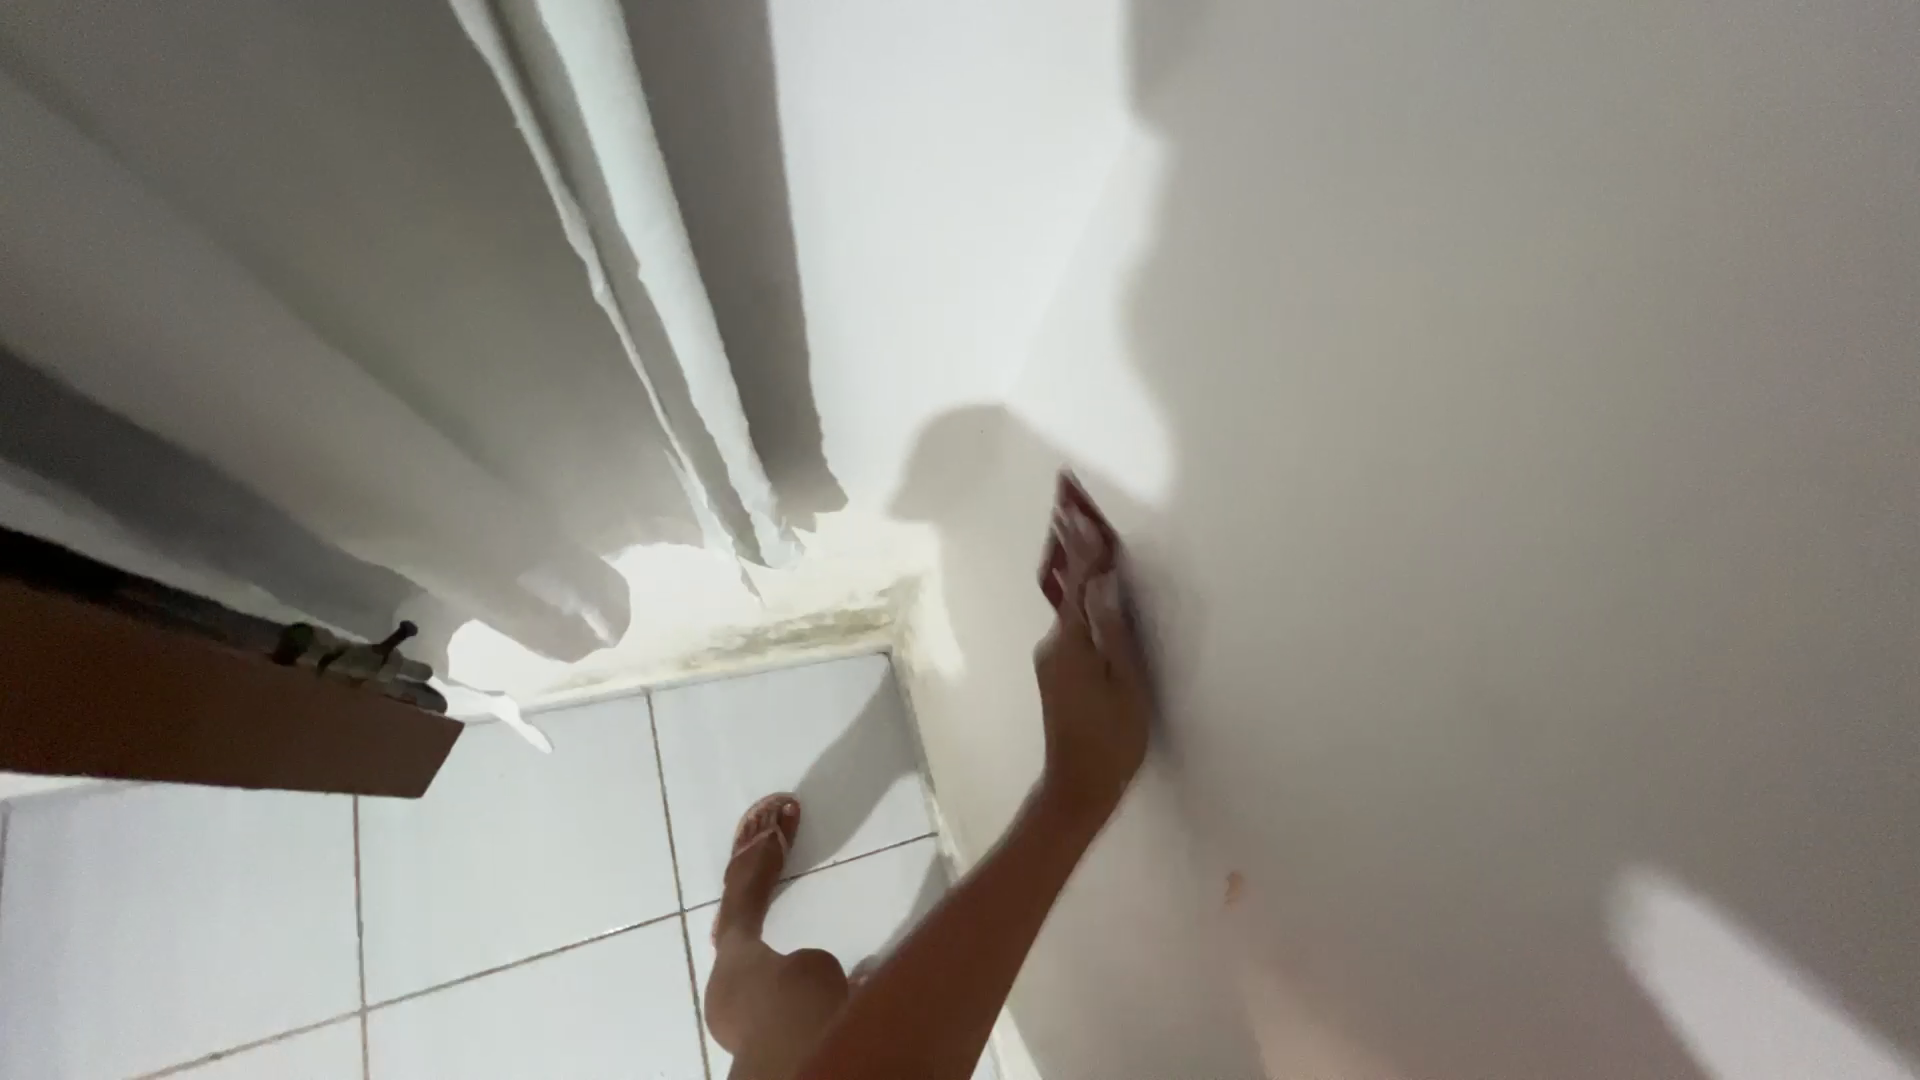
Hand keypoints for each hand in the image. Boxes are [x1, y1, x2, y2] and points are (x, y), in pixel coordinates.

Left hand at [1033, 519, 1151, 825]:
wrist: (1076, 784)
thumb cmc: (1112, 739)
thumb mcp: (1125, 684)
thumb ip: (1113, 629)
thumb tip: (1101, 580)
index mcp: (1072, 641)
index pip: (1078, 579)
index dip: (1080, 542)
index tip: (1075, 504)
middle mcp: (1054, 641)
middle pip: (1063, 581)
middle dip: (1065, 537)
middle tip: (1062, 496)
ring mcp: (1052, 655)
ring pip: (1064, 598)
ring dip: (1069, 560)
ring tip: (1070, 522)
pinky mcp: (1056, 668)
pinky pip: (1068, 617)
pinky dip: (1074, 589)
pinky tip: (1083, 579)